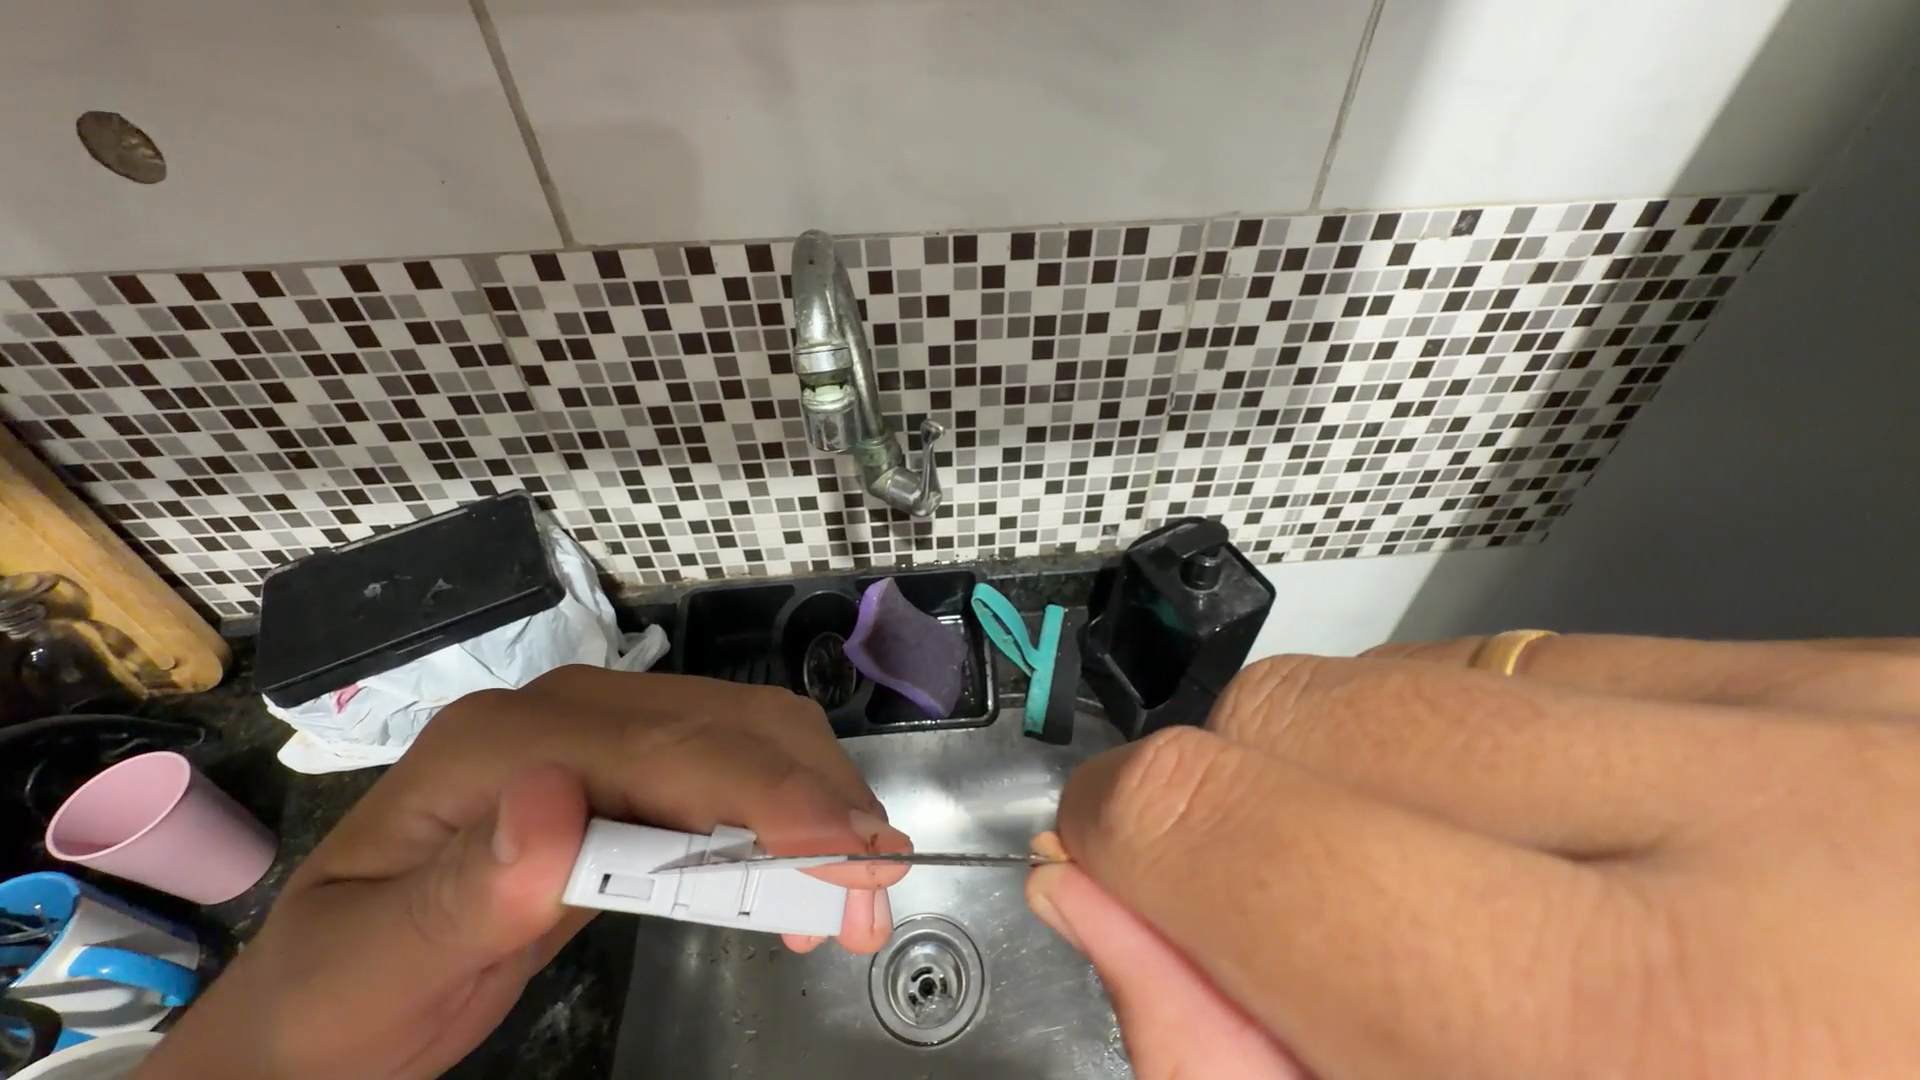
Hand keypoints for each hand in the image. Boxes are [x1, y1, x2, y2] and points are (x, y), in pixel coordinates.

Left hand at [135, 667, 910, 1079]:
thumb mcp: (371, 971)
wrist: (336, 998)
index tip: (845, 849)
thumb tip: (554, 802)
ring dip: (819, 799)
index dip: (766, 792)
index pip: (667, 746)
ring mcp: (610, 730)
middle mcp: (569, 710)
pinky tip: (809, 866)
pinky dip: (791, 811)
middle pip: (729, 723)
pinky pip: (736, 767)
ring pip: (750, 733)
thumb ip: (460, 893)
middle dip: (817, 795)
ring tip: (862, 883)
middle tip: (877, 882)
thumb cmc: (344, 993)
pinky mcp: (638, 765)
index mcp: (504, 739)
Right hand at [1028, 635, 1919, 1078]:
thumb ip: (1237, 1077)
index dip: (1121, 838)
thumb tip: (1100, 898)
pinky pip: (1554, 665)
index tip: (1114, 877)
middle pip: (1309, 715)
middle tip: (1290, 936)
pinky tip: (1587, 868)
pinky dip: (1494, 757)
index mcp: (1678, 1045)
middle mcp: (1810, 839)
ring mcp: (1881, 720)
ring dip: (1364, 784)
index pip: (1228, 818)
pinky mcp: (1894, 677)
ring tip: (1462, 916)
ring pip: (1419, 678)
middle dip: (1236, 810)